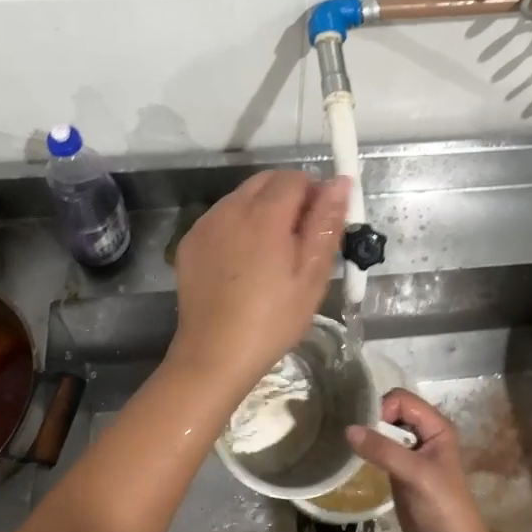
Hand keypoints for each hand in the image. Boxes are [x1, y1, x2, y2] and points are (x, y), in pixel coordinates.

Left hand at [167, 171, 348, 391]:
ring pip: (242, 197)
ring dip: (262, 209)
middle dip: (288, 196)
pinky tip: (244, 263)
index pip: (295, 177)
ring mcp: (206, 224)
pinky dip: (237, 226)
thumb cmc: (273, 318)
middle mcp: (231, 208)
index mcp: (265, 213)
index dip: (314, 192)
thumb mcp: (312, 274)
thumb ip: (326, 222)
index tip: (320, 222)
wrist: (214, 354)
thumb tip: (340, 183)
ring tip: (272, 252)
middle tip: (300, 237)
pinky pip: (221, 218)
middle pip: (266, 180)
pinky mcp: (190, 242)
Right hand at [345, 389, 498, 531]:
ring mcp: (412, 453)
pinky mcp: (400, 471)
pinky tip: (356, 459)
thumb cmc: (443, 508)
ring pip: (385, 430)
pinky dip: (369, 451)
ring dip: (369, 435)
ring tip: (350, 446)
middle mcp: (424, 434)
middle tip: (353, 437)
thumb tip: (348, 429)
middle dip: (372, 419)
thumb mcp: (416, 475)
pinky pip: (381, 450)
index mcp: (436, 426)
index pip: (402, 400)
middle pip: (392, 411)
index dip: (382, 408)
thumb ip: (383, 450)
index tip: (366, 429)